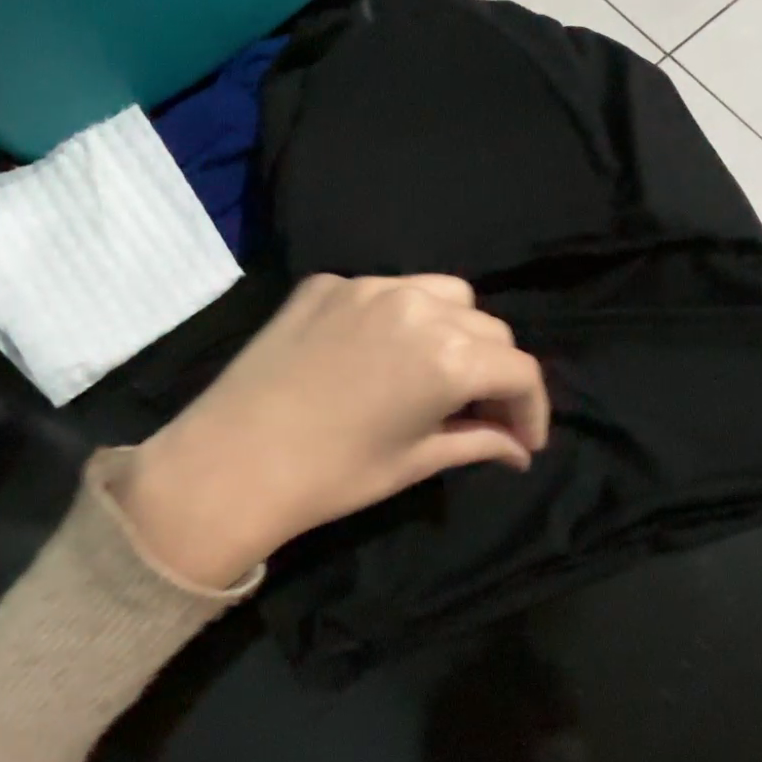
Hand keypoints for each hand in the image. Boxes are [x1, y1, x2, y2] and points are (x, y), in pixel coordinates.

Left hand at [111, 274, 550, 588]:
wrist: (229, 463)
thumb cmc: (331, 476)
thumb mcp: (413, 462)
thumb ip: (476, 443)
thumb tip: (518, 450)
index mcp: (448, 355)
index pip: (520, 371)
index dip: (531, 410)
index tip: (523, 442)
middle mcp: (417, 305)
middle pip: (488, 330)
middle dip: (496, 373)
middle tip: (481, 415)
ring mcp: (367, 286)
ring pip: (442, 295)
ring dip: (456, 332)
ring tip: (437, 374)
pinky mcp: (325, 284)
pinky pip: (385, 291)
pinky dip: (400, 318)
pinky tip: (378, 354)